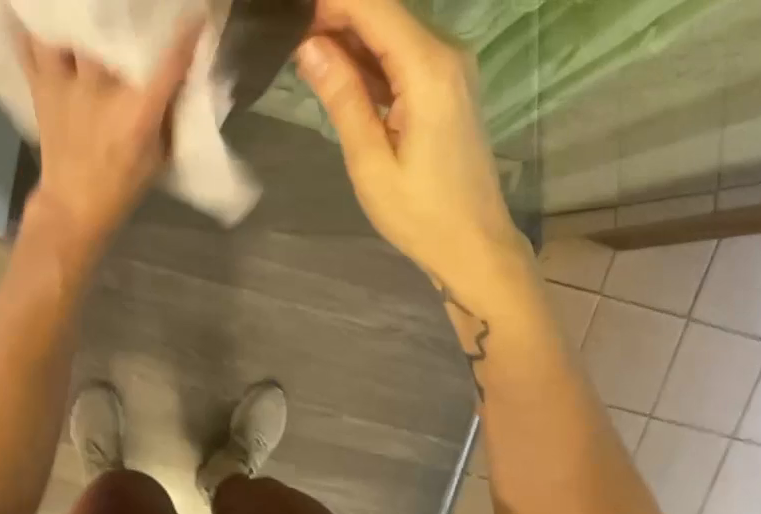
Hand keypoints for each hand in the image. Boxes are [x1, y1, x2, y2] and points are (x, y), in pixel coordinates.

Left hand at [17, 18, 203, 259]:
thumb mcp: (159, 156)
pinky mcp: (43, 88)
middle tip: (129, 9)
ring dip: (72, 17)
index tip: (196, 14)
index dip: (187, 32)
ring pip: (67, 31)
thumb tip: (181, 79)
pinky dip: (32, 30)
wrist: (72, 207)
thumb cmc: (121, 186)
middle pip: (112, 32)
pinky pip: (31, 47)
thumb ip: (168, 115)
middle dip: (122, 14)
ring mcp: (68, 85)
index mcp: (139, 110)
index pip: (170, 60)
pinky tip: (38, 18)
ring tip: (78, 11)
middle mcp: (103, 90)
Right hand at [294, 0, 519, 282]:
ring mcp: (451, 66)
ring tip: (302, 56)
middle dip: (335, 16)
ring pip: (392, 29)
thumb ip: (342, 98)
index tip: (287, 18)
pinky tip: (336, 73)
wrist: (473, 242)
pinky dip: (368, 56)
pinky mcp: (447, 84)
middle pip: (384, 9)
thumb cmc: (419, 214)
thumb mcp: (370, 162)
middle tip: (287, 41)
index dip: (329, 4)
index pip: (374, 5)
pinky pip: (403, 53)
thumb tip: (309, 46)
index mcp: (428, 69)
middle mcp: (447, 52)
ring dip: (348, 35)